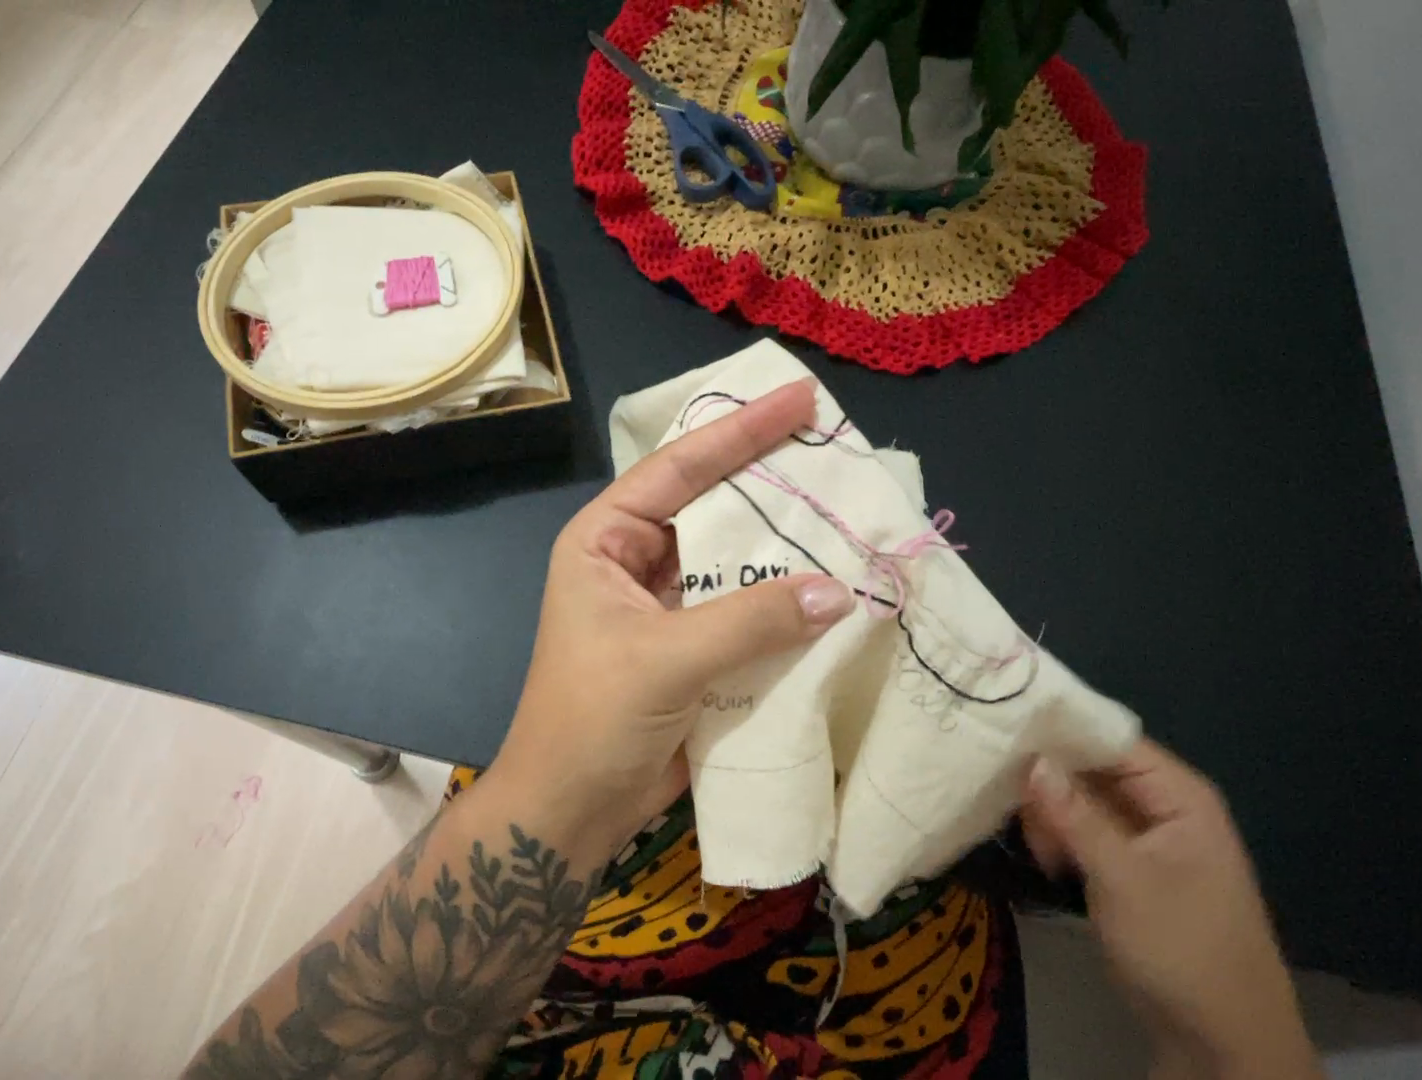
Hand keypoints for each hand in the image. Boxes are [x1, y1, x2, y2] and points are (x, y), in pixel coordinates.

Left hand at [487, 380, 855, 857]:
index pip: (678, 468)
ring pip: (734, 561)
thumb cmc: (592, 720)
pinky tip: (836, 587)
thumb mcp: (666, 660)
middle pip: (712, 507)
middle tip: (836, 451)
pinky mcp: (694, 649)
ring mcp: (667, 607)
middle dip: (770, 483)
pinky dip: (785, 602)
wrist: (570, 811)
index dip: (739, 431)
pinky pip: (746, 611)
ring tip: (851, 514)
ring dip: (784, 547)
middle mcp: (635, 561)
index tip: (800, 399)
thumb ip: (751, 620)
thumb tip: (840, 589)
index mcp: (605, 540)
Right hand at [1022, 741, 1322, 1079]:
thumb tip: (1032, 761)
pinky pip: (1083, 830)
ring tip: (1038, 847)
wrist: (1221, 1039)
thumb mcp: (1123, 878)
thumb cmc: (1182, 948)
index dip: (1060, 728)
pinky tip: (1045, 859)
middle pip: (1090, 766)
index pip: (1110, 738)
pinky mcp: (1126, 866)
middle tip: (1011, 802)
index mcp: (1178, 795)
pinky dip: (1059, 836)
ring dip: (1050, 814)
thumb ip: (1075, 816)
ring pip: (1080, 798)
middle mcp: (1161, 804)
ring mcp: (1143, 836)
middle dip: (1049, 779)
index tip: (1003, 727)